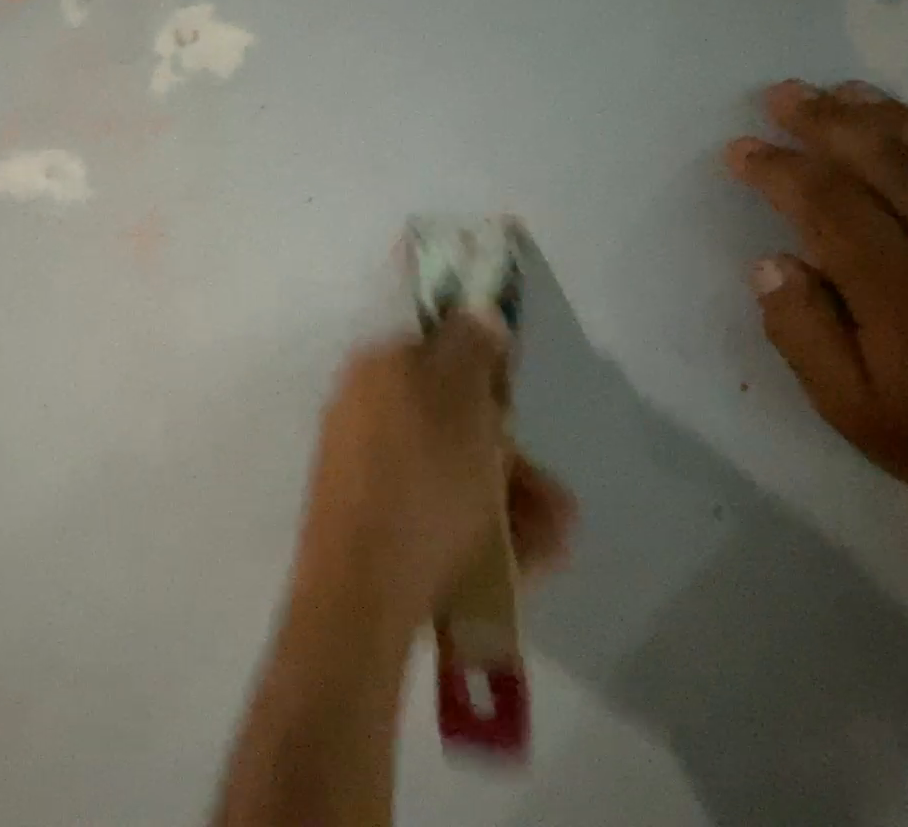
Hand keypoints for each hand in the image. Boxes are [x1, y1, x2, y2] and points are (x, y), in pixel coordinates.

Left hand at [298, 315, 575, 622]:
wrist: (362, 597)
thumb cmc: (422, 488)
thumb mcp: (460, 403)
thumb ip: (471, 349)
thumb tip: (475, 310)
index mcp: (377, 371)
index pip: (440, 350)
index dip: (488, 378)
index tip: (514, 413)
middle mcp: (365, 412)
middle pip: (456, 419)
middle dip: (511, 457)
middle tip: (546, 497)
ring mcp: (365, 470)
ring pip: (457, 472)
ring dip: (511, 501)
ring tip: (543, 541)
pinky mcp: (373, 520)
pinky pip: (438, 510)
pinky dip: (481, 528)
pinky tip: (519, 562)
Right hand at [727, 80, 907, 526]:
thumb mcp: (847, 407)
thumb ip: (802, 334)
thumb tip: (769, 264)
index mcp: (903, 292)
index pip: (830, 207)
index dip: (779, 171)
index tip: (739, 149)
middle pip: (892, 164)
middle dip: (829, 122)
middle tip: (784, 92)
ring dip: (897, 116)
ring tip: (850, 90)